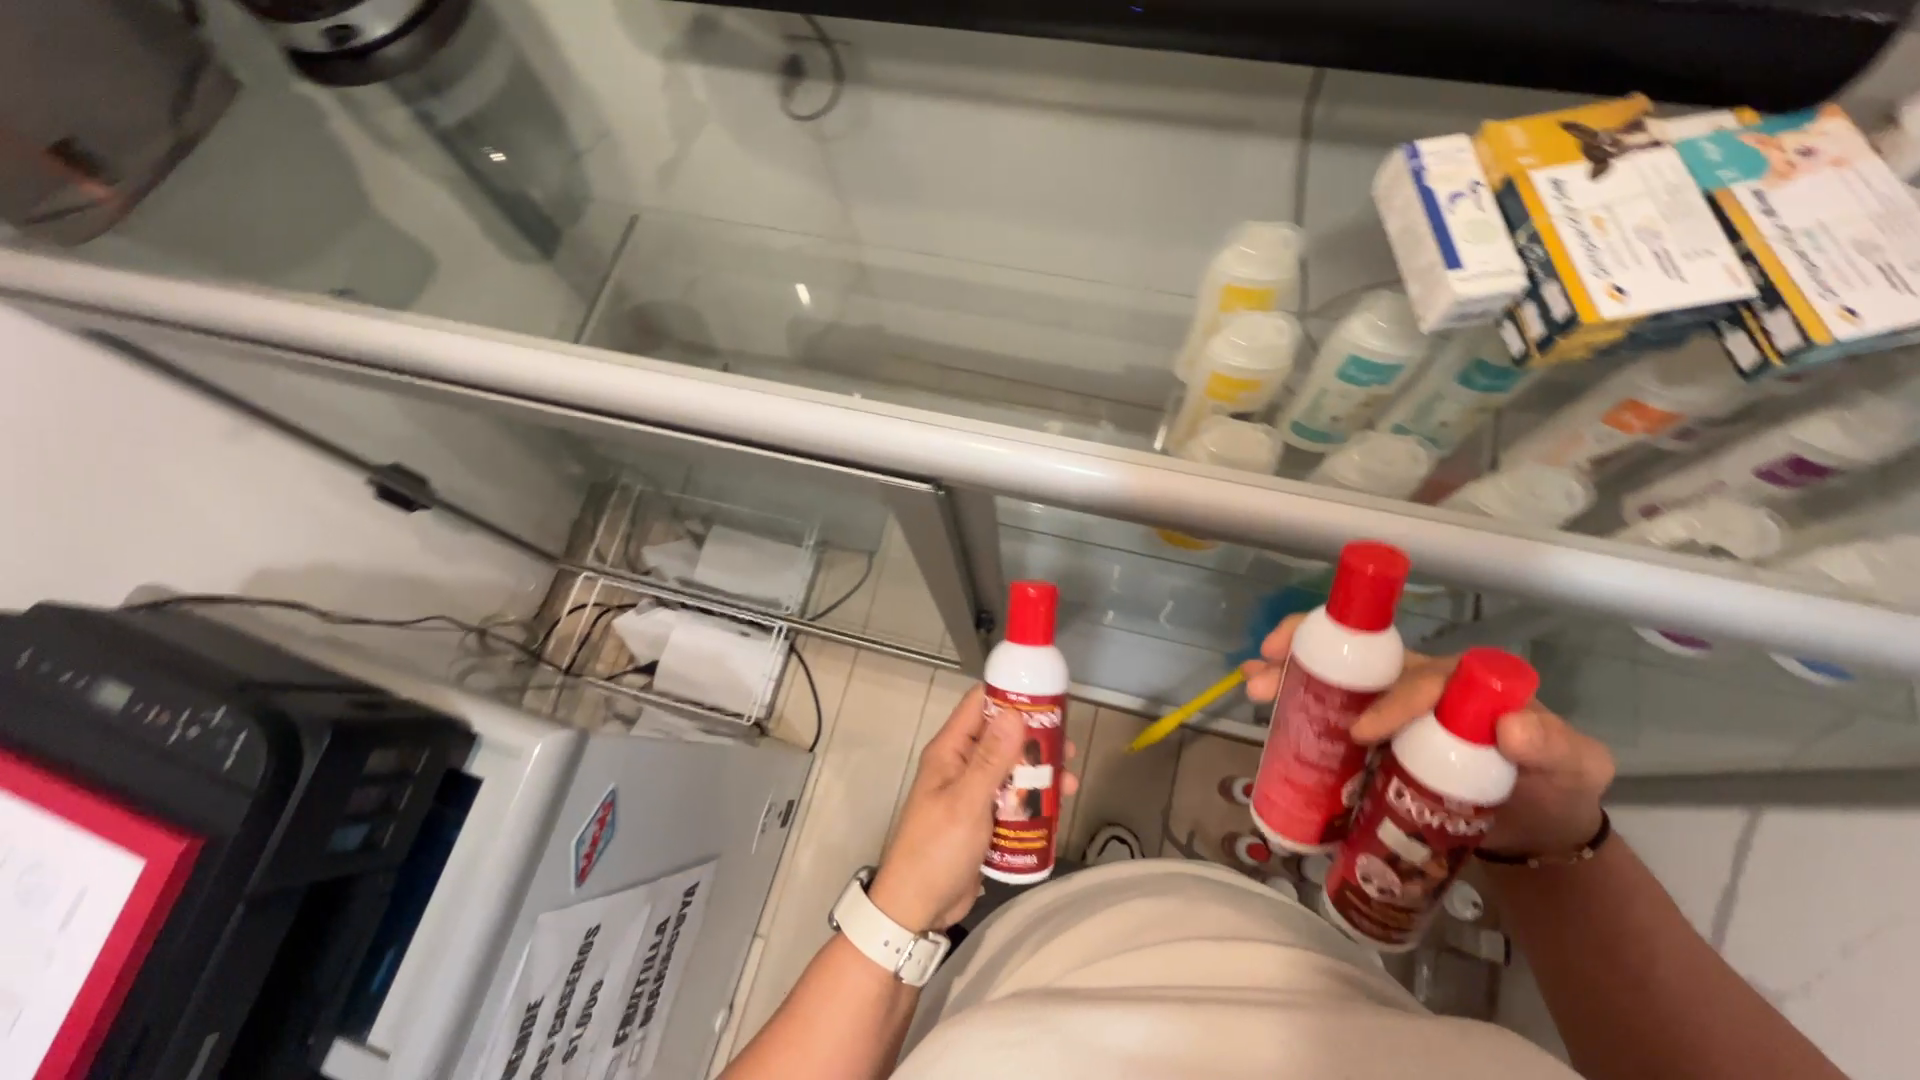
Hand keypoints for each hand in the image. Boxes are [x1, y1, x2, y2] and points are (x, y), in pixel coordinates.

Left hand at [868, 685, 1078, 932]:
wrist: (917, 908)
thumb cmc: (936, 850)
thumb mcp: (967, 802)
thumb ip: (991, 759)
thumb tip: (1014, 713)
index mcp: (949, 751)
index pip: (979, 705)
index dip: (1011, 696)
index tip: (1047, 698)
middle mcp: (960, 765)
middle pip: (1002, 737)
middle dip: (1035, 740)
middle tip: (1068, 748)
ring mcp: (972, 792)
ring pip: (1011, 770)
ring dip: (1039, 773)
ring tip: (1070, 783)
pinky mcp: (983, 819)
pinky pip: (1012, 799)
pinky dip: (1033, 800)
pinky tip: (1056, 809)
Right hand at [1243, 615, 1613, 857]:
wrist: (1534, 829)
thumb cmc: (1555, 789)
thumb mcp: (1575, 768)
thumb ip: (1556, 748)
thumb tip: (1511, 728)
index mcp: (1461, 682)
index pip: (1419, 678)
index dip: (1389, 698)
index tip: (1364, 733)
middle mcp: (1419, 684)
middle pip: (1360, 663)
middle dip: (1309, 659)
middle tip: (1268, 670)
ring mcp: (1390, 709)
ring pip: (1335, 682)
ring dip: (1289, 677)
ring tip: (1252, 687)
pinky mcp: (1371, 736)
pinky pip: (1330, 714)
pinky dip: (1294, 706)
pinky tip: (1264, 709)